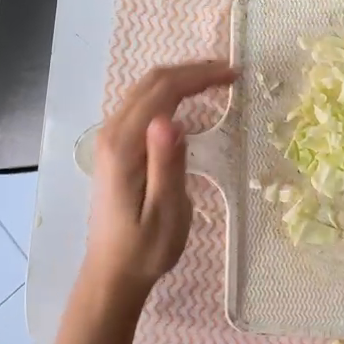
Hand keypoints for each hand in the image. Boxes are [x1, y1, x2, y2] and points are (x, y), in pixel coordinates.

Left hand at [81, 60, 236, 310]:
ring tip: (216, 80)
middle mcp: (112, 133)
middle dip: (192, 70)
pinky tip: (188, 99)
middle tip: (231, 73)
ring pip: (145, 88)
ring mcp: (110, 137)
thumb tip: (171, 119)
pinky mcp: (115, 145)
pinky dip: (169, 91)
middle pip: (153, 82)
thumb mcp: (166, 211)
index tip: (234, 75)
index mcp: (125, 145)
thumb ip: (167, 164)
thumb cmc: (145, 248)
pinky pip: (142, 102)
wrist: (112, 272)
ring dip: (181, 78)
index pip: (164, 91)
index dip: (199, 76)